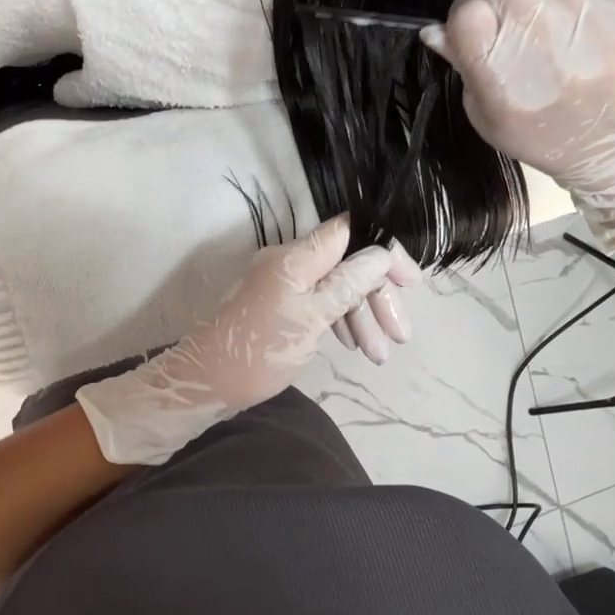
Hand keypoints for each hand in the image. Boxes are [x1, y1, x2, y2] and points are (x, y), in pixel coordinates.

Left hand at [76, 216, 420, 464]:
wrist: (206, 383)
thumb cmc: (260, 349)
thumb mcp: (311, 318)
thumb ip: (348, 283)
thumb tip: (381, 254)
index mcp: (296, 256)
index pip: (350, 231)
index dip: (383, 250)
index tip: (409, 282)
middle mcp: (290, 261)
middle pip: (347, 263)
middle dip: (376, 296)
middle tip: (400, 334)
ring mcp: (283, 284)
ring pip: (335, 287)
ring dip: (361, 316)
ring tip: (378, 356)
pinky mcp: (278, 306)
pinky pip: (319, 303)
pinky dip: (339, 321)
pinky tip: (352, 346)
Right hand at [420, 0, 614, 250]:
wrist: (610, 148)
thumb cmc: (535, 134)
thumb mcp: (485, 113)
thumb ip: (463, 64)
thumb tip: (435, 28)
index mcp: (501, 76)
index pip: (467, 10)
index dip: (467, 14)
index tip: (477, 27)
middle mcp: (544, 46)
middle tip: (515, 25)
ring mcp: (589, 30)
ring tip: (552, 29)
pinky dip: (578, 2)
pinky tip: (581, 32)